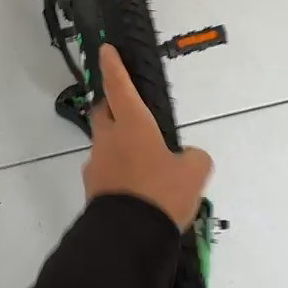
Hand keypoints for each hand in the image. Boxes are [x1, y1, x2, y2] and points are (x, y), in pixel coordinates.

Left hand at [82, 44, 213, 229]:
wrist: (128, 236)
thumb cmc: (162, 193)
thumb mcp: (194, 172)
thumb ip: (194, 158)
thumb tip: (186, 158)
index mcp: (132, 125)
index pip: (119, 86)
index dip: (113, 66)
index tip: (105, 50)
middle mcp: (109, 139)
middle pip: (104, 113)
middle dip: (113, 107)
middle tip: (129, 112)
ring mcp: (97, 165)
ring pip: (105, 145)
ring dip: (119, 146)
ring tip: (144, 164)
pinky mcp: (92, 190)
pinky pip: (106, 172)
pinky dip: (119, 173)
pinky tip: (137, 190)